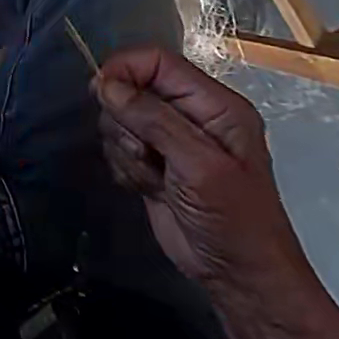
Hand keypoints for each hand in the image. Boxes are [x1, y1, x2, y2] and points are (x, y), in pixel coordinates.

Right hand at [92, 46, 307, 291]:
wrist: (238, 277)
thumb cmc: (233, 219)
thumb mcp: (199, 166)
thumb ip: (154, 120)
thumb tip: (106, 84)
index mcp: (214, 104)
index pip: (156, 61)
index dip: (123, 69)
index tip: (100, 93)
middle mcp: (190, 114)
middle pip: (130, 88)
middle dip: (124, 120)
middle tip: (144, 152)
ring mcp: (169, 139)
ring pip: (118, 119)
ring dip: (124, 148)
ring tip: (153, 176)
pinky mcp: (152, 161)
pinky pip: (117, 146)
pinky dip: (123, 166)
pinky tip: (146, 187)